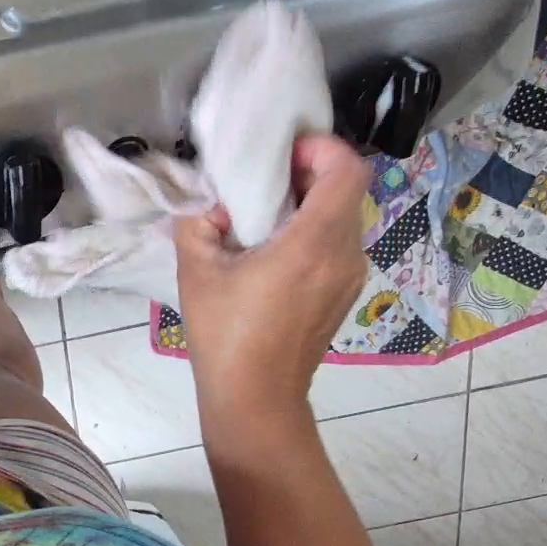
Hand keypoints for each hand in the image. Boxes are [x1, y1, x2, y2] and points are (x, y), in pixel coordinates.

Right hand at [175, 134, 369, 420]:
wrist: (254, 397)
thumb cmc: (225, 334)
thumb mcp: (197, 273)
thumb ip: (199, 227)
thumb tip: (213, 212)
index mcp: (314, 241)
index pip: (347, 169)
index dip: (321, 148)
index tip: (283, 154)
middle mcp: (345, 253)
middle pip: (345, 192)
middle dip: (308, 176)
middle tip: (264, 184)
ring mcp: (349, 277)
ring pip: (341, 221)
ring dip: (308, 209)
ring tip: (263, 223)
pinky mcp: (343, 296)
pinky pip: (335, 249)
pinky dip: (310, 237)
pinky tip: (272, 259)